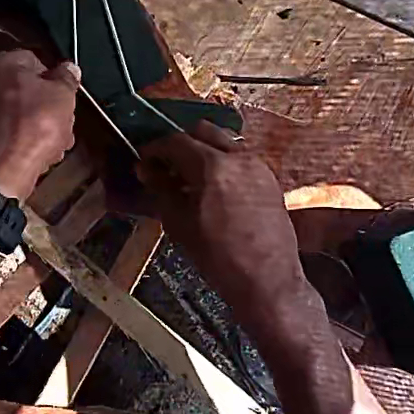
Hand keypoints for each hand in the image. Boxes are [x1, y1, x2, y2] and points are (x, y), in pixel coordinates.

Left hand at [0, 48, 79, 200]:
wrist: (6, 168)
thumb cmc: (36, 124)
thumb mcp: (63, 95)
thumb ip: (67, 78)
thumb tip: (70, 68)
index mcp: (4, 62)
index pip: (36, 60)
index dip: (57, 80)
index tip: (68, 95)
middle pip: (28, 90)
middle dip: (49, 107)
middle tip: (65, 121)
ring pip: (21, 115)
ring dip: (41, 128)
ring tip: (56, 143)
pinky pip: (10, 134)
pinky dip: (24, 142)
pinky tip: (39, 154)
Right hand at [136, 122, 312, 335]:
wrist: (266, 281)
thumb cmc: (218, 257)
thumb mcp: (179, 224)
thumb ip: (162, 190)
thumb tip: (147, 171)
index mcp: (213, 166)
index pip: (176, 141)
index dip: (155, 149)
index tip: (144, 161)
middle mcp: (239, 158)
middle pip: (203, 132)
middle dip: (180, 143)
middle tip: (164, 165)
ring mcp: (258, 167)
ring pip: (224, 142)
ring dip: (203, 151)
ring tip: (187, 178)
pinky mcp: (270, 180)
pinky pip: (240, 159)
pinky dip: (222, 164)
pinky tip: (211, 189)